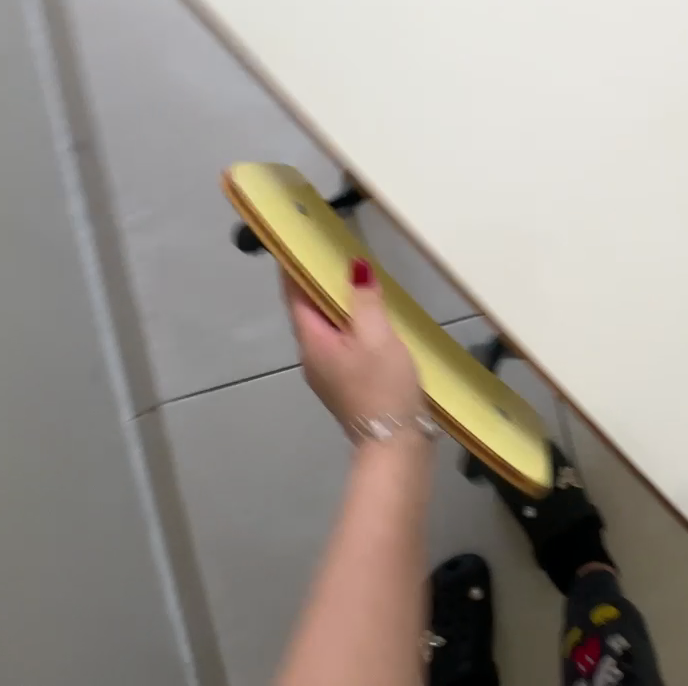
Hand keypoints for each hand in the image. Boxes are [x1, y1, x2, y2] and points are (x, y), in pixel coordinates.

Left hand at [283, 259, 424, 437]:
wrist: (395, 444)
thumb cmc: (383, 386)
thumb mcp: (377, 336)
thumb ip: (365, 300)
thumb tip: (355, 267)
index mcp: (314, 342)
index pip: (295, 297)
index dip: (293, 269)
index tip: (293, 243)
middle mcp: (313, 357)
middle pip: (309, 312)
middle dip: (315, 282)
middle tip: (329, 251)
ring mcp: (329, 373)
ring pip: (326, 328)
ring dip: (334, 302)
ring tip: (351, 278)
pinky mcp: (347, 383)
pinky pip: (341, 342)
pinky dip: (348, 322)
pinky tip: (368, 317)